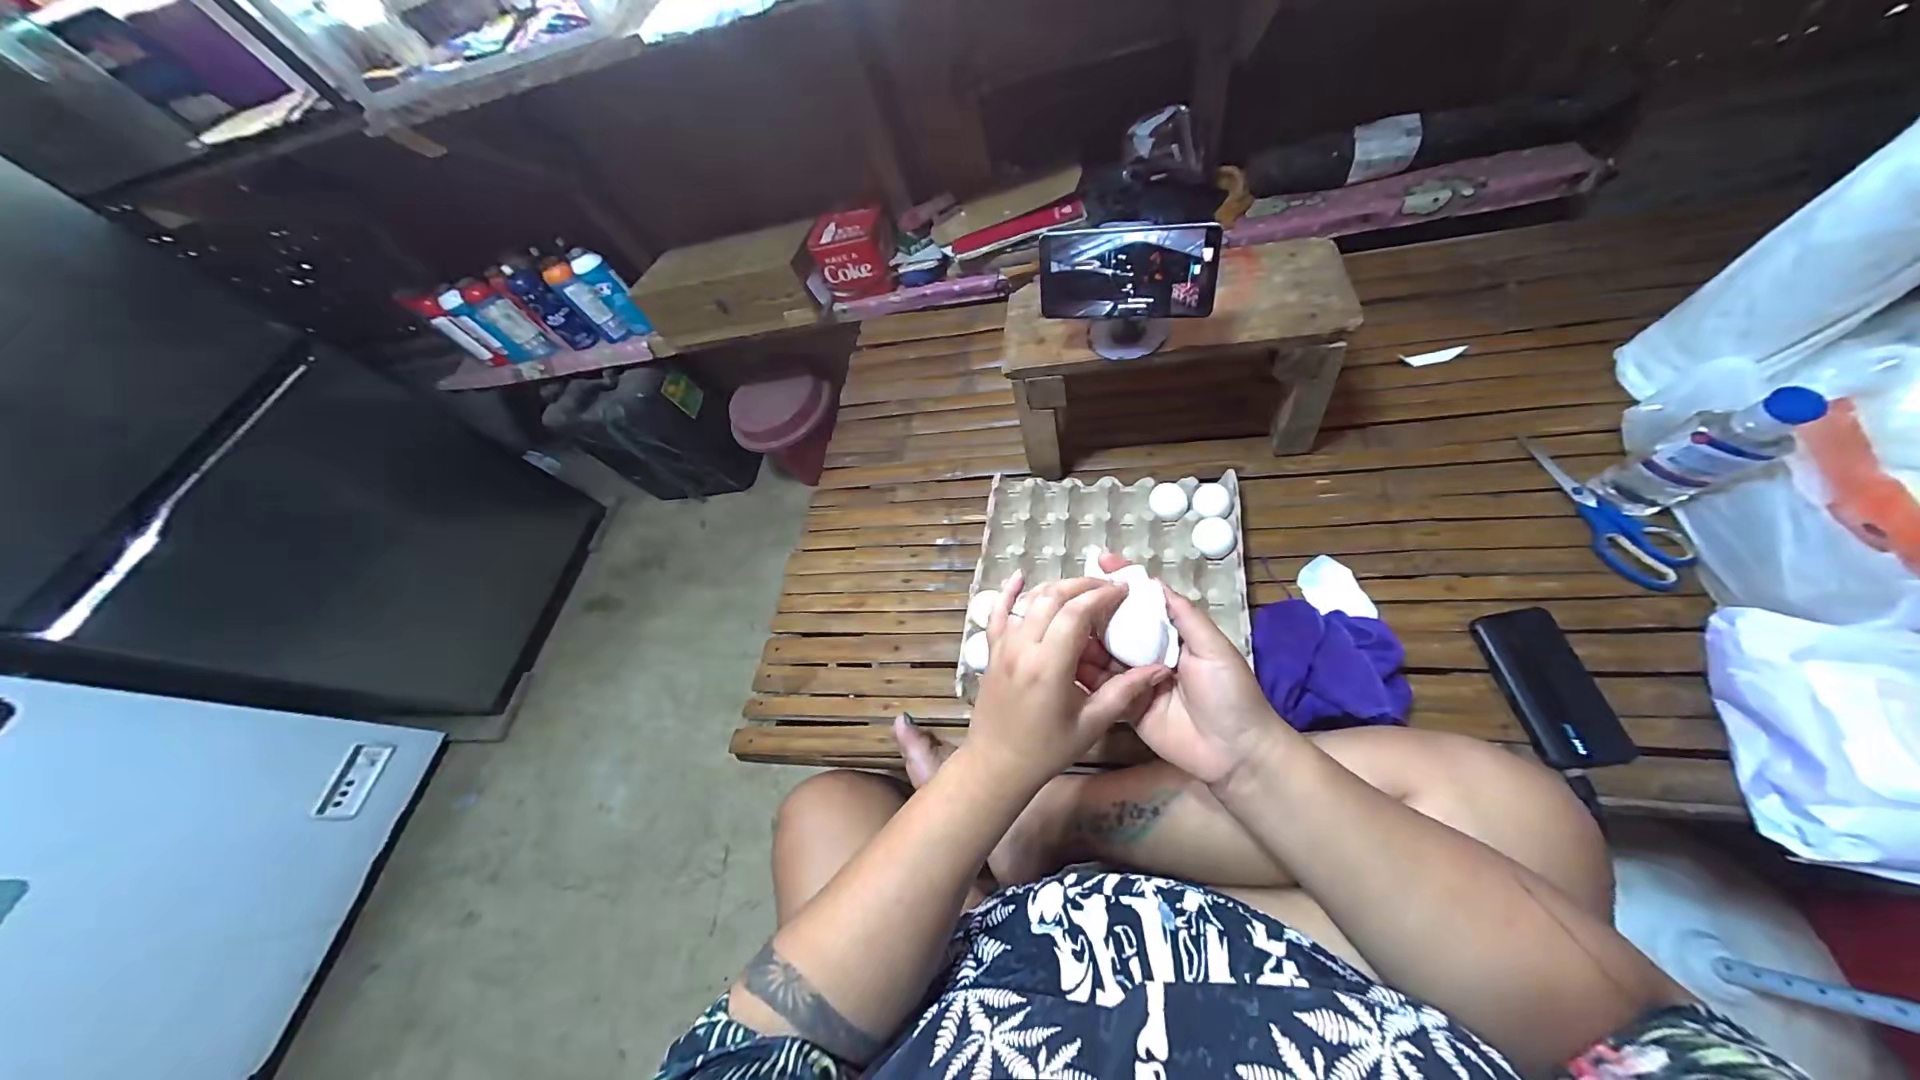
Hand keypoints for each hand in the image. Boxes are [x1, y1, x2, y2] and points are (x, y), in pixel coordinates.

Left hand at [968, 570, 1169, 789]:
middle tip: (1107, 587)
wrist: (997, 764)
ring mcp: (1003, 647)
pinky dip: (1008, 593)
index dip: (1102, 595)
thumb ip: (1124, 692)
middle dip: (1083, 586)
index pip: (1077, 612)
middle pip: (1053, 598)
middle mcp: (1023, 648)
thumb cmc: (1047, 750)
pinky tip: (1019, 576)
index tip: (1123, 591)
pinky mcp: (992, 652)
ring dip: (1056, 588)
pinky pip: (997, 614)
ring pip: (1029, 602)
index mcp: (1049, 665)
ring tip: (1082, 588)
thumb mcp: (1091, 724)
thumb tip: (1160, 667)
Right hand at [1083, 555, 1286, 784]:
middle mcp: (1150, 653)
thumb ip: (1184, 616)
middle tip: (1068, 594)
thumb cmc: (1230, 694)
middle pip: (1116, 626)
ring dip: (1084, 640)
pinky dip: (1085, 674)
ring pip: (1103, 654)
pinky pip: (1102, 687)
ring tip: (1057, 624)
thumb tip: (1153, 582)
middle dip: (1094, 608)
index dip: (1124, 580)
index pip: (1144, 601)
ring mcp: (1135, 680)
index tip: (1102, 559)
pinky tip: (1063, 660)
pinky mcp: (1126, 706)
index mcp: (1173, 635)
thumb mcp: (1213, 648)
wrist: (1235, 753)